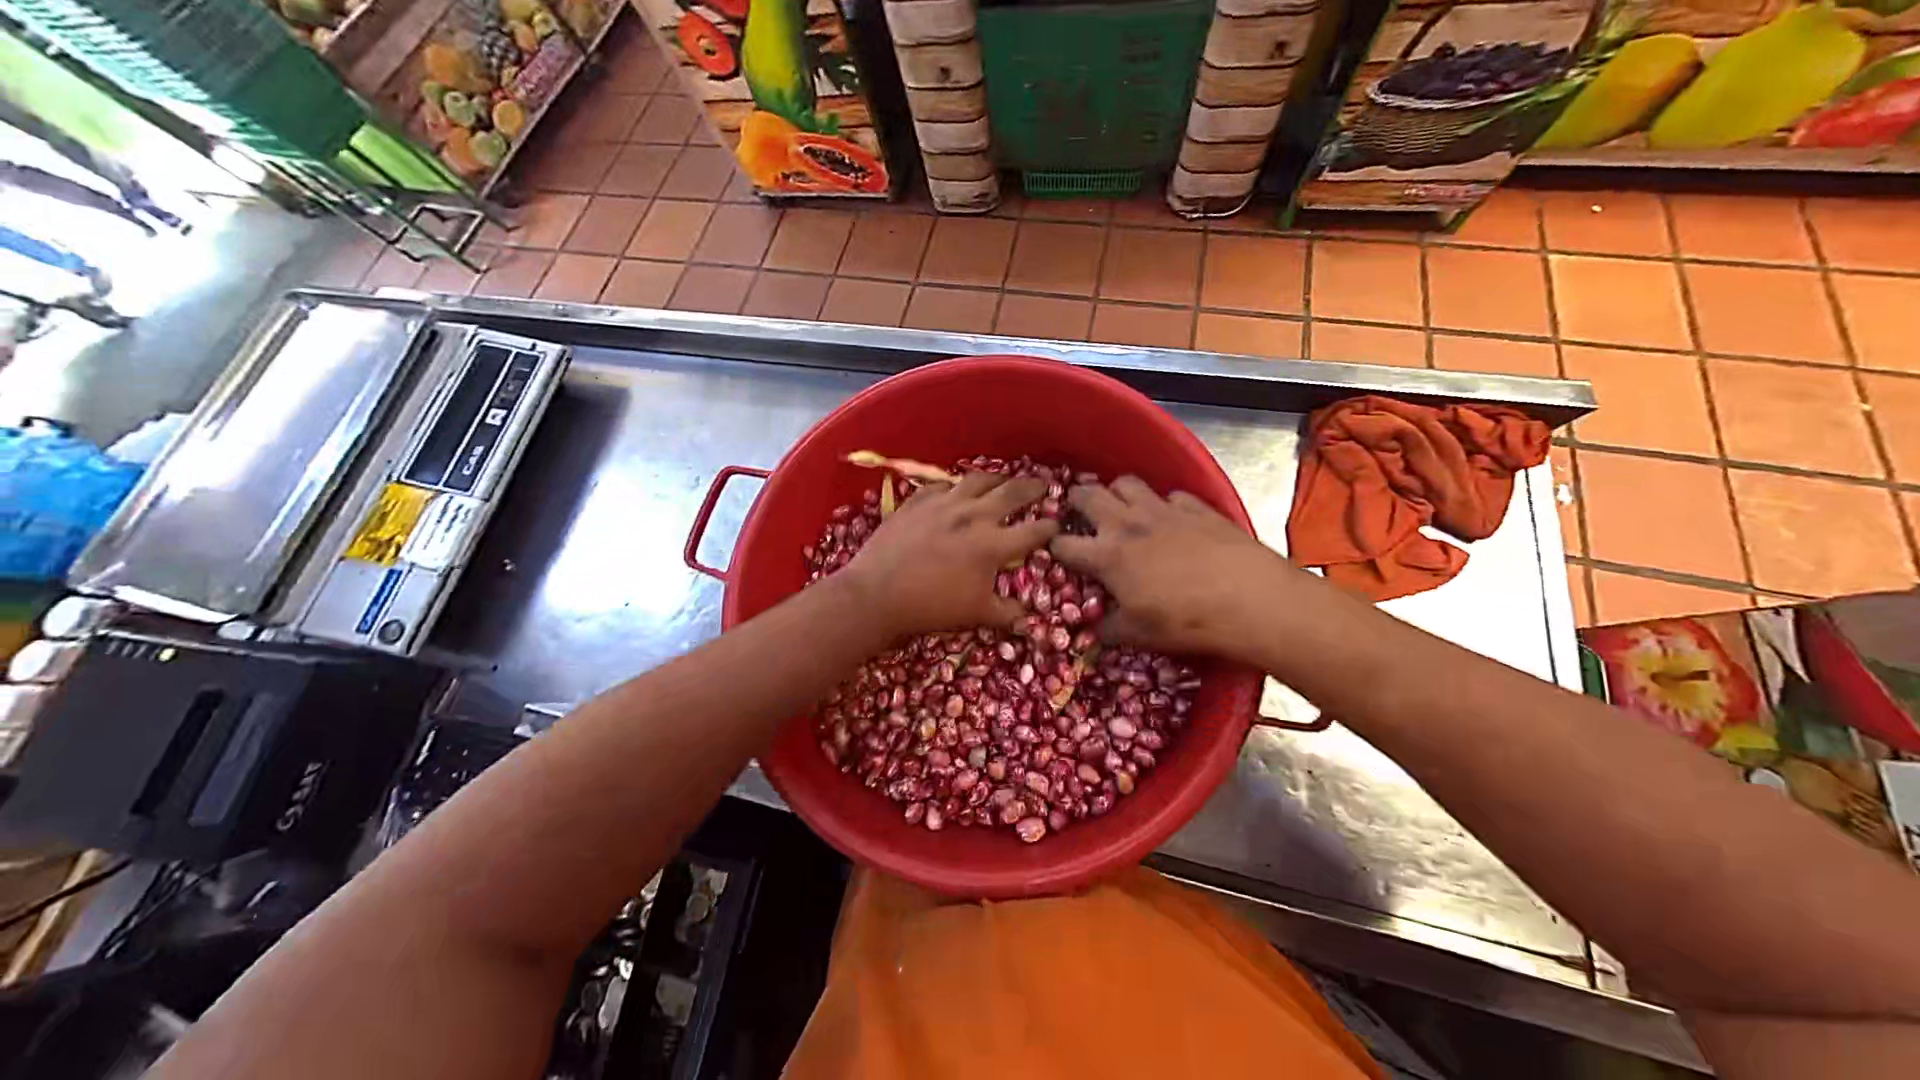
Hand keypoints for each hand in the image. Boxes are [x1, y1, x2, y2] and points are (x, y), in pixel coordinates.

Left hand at [840, 472, 1058, 640]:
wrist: (877, 593)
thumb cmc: (931, 607)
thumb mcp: (976, 614)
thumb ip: (1007, 612)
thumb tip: (1029, 618)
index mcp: (993, 544)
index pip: (1033, 530)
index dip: (1050, 526)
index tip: (1057, 524)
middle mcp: (974, 515)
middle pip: (1012, 492)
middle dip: (1033, 487)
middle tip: (1043, 483)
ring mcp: (944, 503)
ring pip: (978, 480)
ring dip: (996, 478)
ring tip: (1004, 478)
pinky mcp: (917, 501)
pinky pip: (942, 484)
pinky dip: (954, 486)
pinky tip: (955, 489)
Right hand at [1049, 476, 1296, 658]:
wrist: (1249, 599)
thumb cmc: (1187, 620)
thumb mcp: (1140, 635)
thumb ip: (1110, 628)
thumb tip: (1097, 629)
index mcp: (1107, 555)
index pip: (1064, 544)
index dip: (1055, 547)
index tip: (1057, 553)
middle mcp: (1128, 524)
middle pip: (1088, 496)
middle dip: (1076, 501)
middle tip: (1079, 512)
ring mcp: (1162, 510)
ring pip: (1126, 483)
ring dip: (1116, 492)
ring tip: (1120, 507)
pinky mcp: (1195, 506)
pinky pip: (1169, 495)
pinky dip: (1163, 503)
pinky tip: (1170, 519)